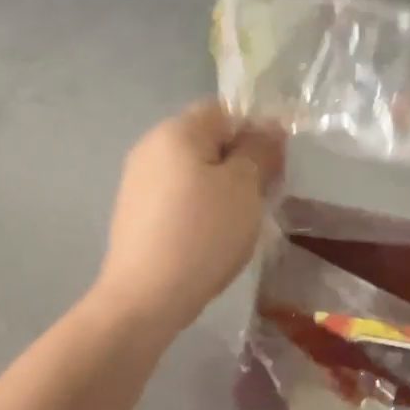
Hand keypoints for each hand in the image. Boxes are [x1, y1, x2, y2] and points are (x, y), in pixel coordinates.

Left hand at [93, 99, 284, 329]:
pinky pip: (176, 202)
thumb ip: (259, 151)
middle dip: (239, 166)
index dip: (257, 132)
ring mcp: (137, 184)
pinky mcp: (133, 217)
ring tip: (237, 226)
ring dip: (220, 193)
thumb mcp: (244, 188)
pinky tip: (208, 242)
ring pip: (192, 175)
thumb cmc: (202, 235)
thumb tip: (269, 127)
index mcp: (176, 130)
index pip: (225, 111)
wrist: (146, 297)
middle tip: (261, 200)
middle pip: (206, 143)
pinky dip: (197, 214)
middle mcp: (149, 147)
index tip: (276, 169)